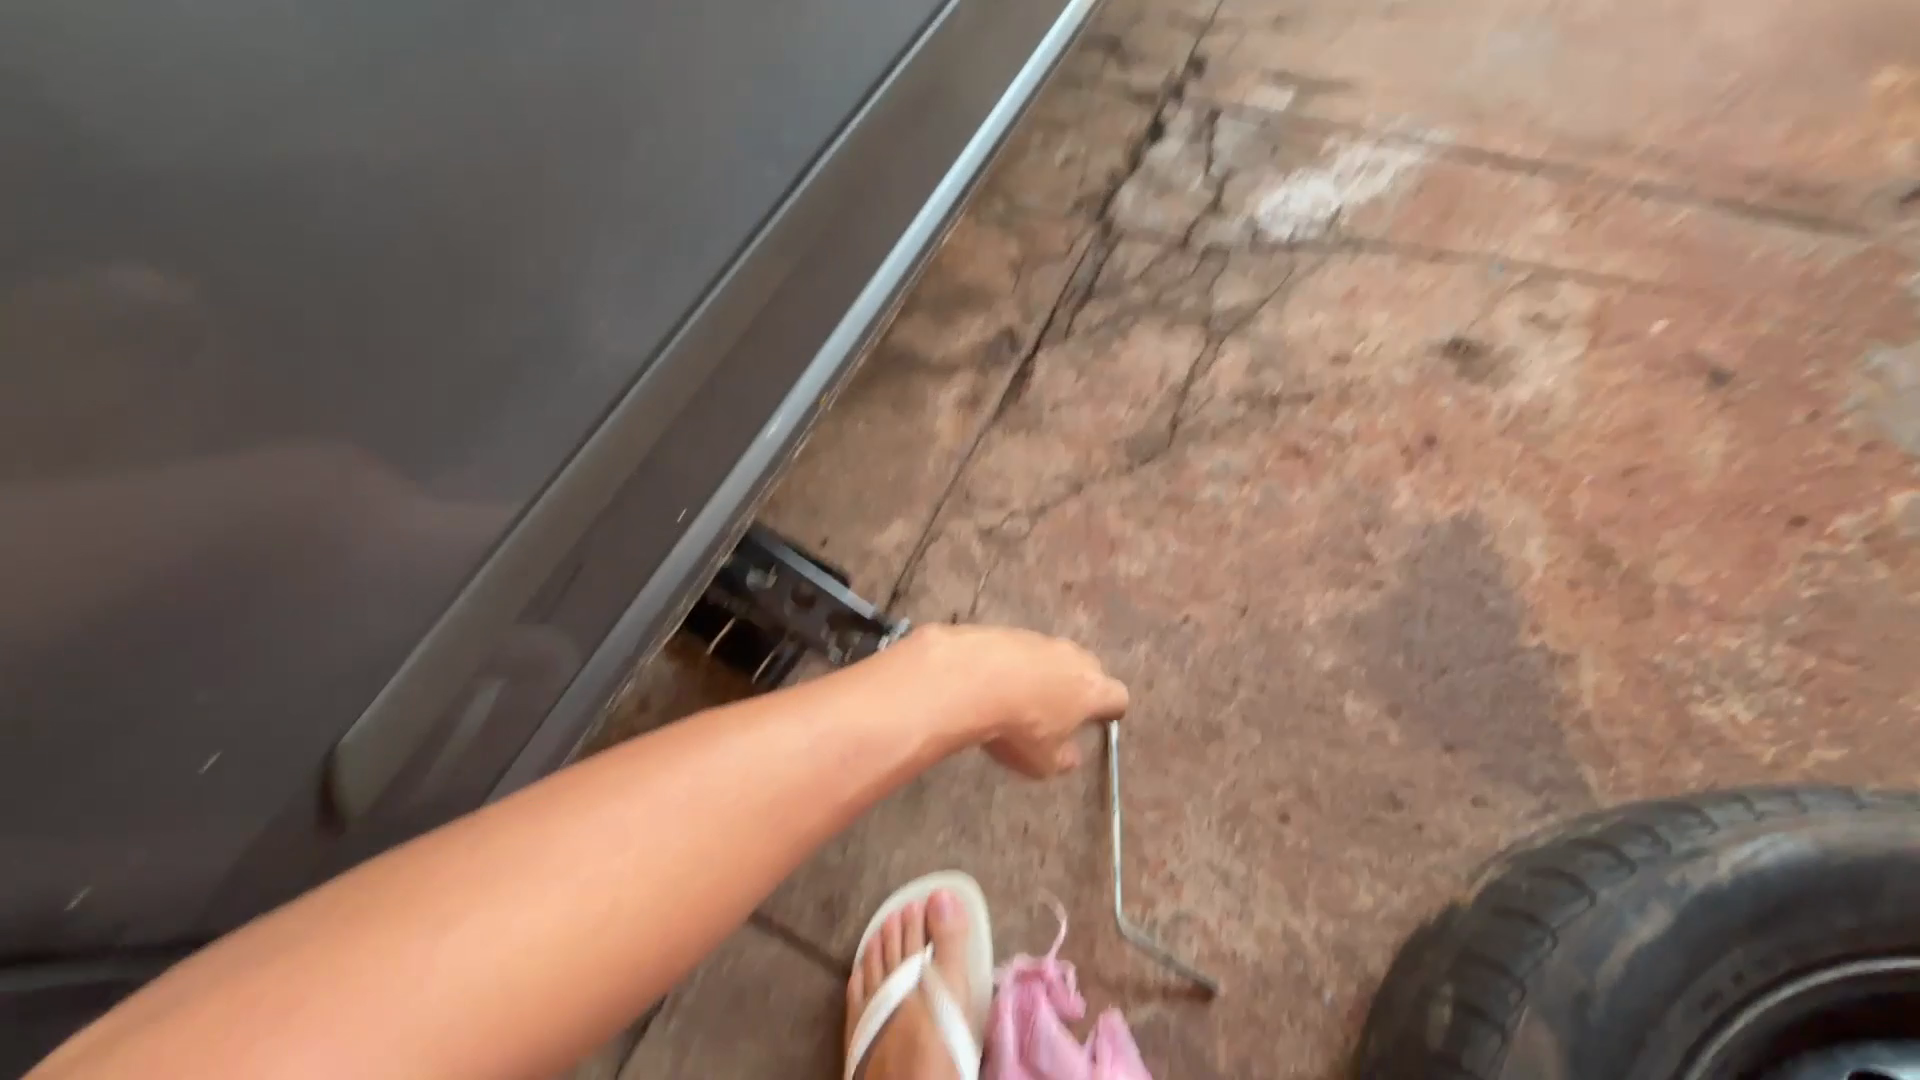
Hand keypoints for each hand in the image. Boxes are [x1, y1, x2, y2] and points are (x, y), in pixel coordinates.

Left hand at [903, 624, 1128, 778]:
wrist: (971, 677)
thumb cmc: (1019, 727)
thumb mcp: (1042, 761)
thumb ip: (1063, 760)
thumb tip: (1071, 757)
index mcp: (1092, 689)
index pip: (1118, 696)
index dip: (1111, 710)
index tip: (1100, 722)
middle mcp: (1074, 658)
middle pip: (1090, 669)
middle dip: (1080, 687)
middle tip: (1062, 709)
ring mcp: (1041, 640)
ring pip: (1055, 656)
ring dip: (1046, 673)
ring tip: (1023, 695)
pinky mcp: (1009, 630)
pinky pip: (1023, 649)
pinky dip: (1016, 663)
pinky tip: (996, 680)